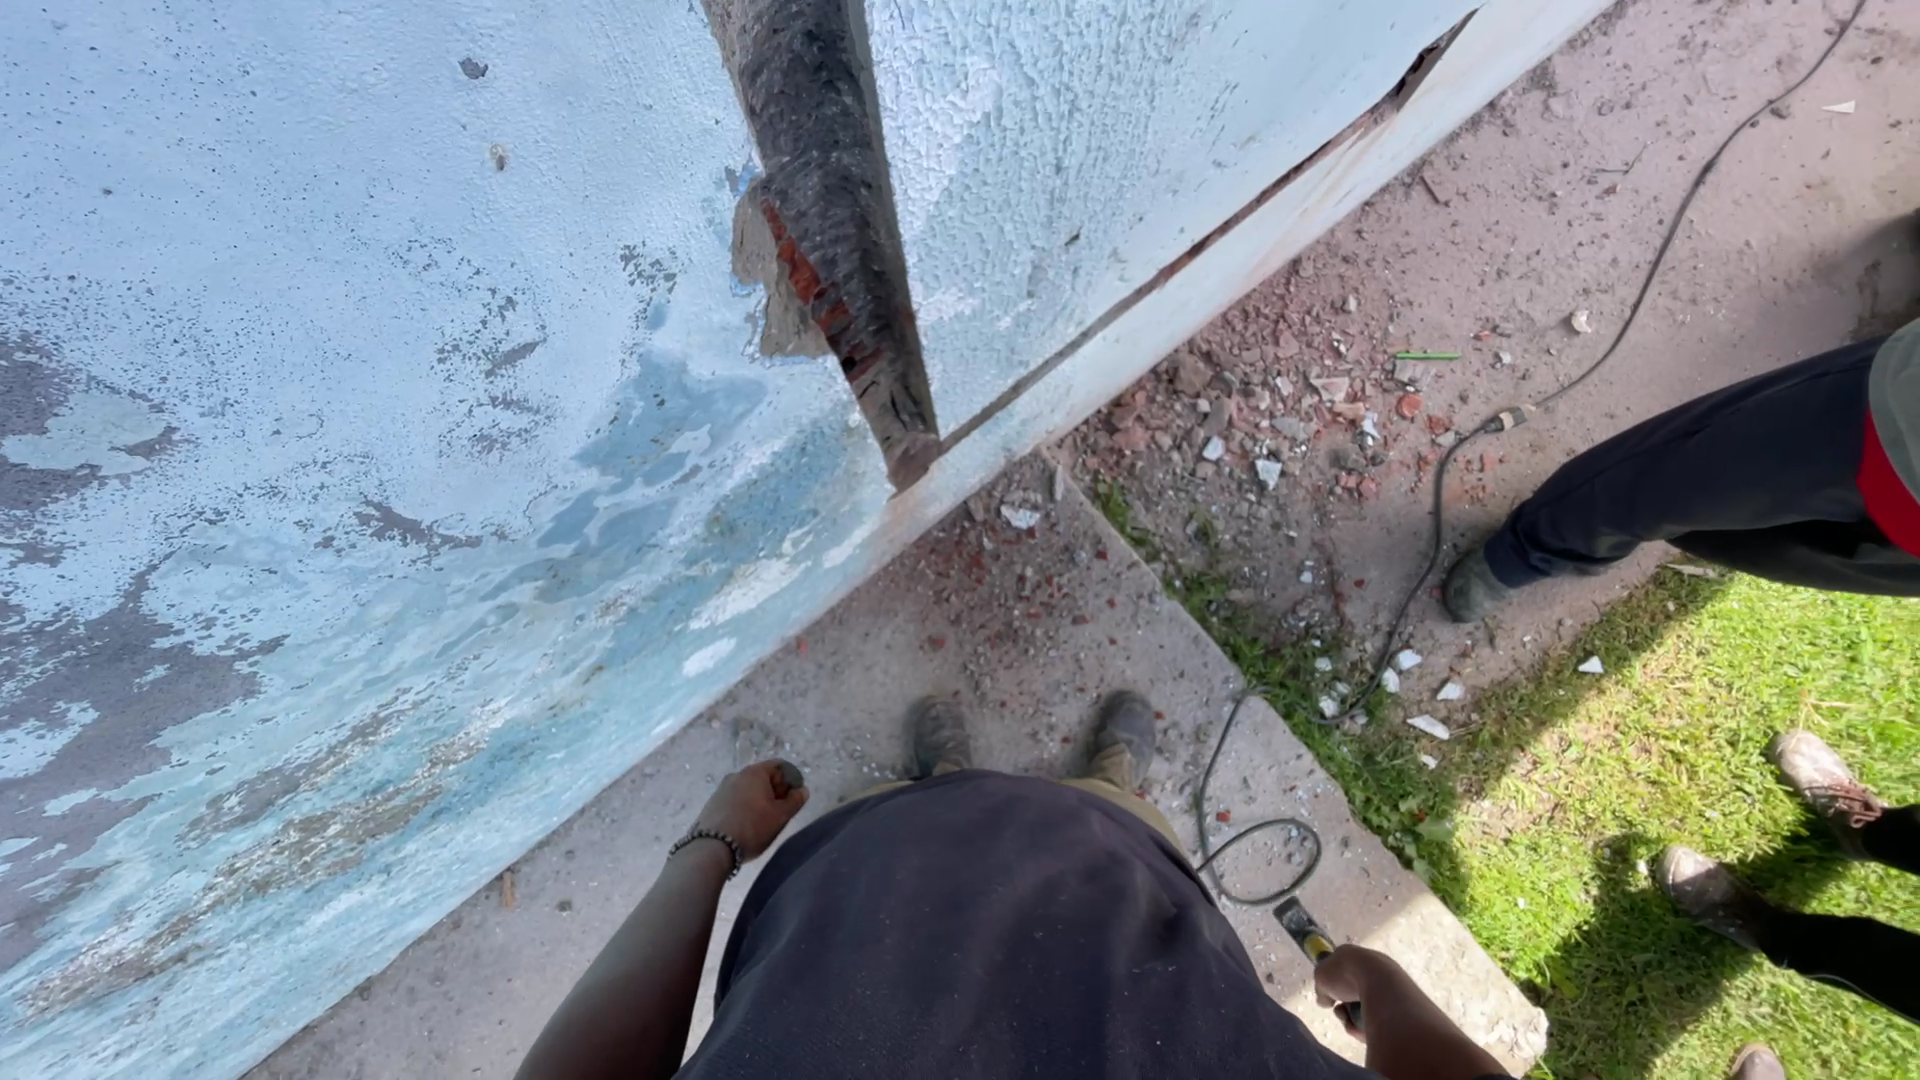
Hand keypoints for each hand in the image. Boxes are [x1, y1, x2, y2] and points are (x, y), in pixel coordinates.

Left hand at [693, 759, 808, 859]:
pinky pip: (734, 801)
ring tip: (762, 821)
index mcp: (755, 772)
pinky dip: (743, 808)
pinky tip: (745, 826)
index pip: (780, 766)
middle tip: (780, 812)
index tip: (794, 799)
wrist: (712, 848)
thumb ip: (795, 801)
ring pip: (747, 790)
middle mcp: (737, 774)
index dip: (791, 780)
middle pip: (763, 778)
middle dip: (774, 792)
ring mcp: (721, 789)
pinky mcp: (711, 804)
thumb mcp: (781, 816)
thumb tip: (802, 790)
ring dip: (758, 801)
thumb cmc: (753, 827)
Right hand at [1314, 944, 1400, 1039]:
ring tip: (1351, 1025)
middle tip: (1341, 1013)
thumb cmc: (1348, 976)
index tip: (1329, 997)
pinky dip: (1370, 1026)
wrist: (1384, 990)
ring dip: (1355, 1018)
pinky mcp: (1403, 1007)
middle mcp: (1374, 968)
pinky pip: (1381, 1020)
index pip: (1341, 969)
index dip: (1332, 984)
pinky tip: (1363, 1030)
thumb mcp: (1321, 976)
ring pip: (1367, 1008)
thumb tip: (1324, 1000)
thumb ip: (1321, 987)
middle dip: (1345, 1006)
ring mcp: (1391, 987)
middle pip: (1354, 992)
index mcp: (1354, 955)